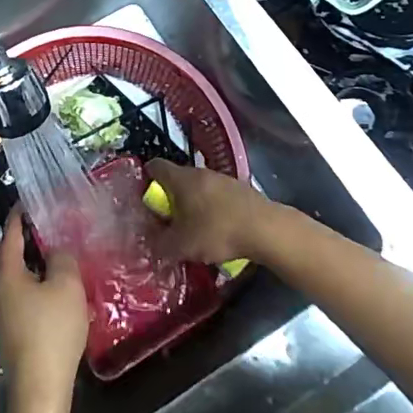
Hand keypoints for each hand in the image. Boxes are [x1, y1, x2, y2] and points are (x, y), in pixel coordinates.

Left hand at [0, 212, 88, 405]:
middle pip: (14, 256)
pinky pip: (27, 298)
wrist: (41, 389)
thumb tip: (56, 249)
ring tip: (62, 257)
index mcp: (6, 273)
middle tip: (54, 226)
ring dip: (39, 266)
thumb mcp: (66, 286)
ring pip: (22, 278)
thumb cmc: (52, 330)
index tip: (30, 199)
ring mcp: (4, 313)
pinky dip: (41, 287)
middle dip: (33, 241)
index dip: (20, 214)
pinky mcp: (15, 332)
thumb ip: (62, 258)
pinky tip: (60, 292)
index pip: (10, 233)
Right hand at [145, 158, 278, 263]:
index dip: (146, 179)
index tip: (146, 199)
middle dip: (170, 197)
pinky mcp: (240, 189)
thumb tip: (150, 243)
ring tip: (194, 228)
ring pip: (199, 187)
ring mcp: (222, 178)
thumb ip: (160, 244)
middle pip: (177, 178)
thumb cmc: (216, 231)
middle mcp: (200, 172)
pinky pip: (217, 195)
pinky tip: (218, 229)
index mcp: (180, 178)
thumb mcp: (181, 245)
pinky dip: (212, 208)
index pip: (155, 166)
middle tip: (168, 220)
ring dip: (193, 203)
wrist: (267, 230)